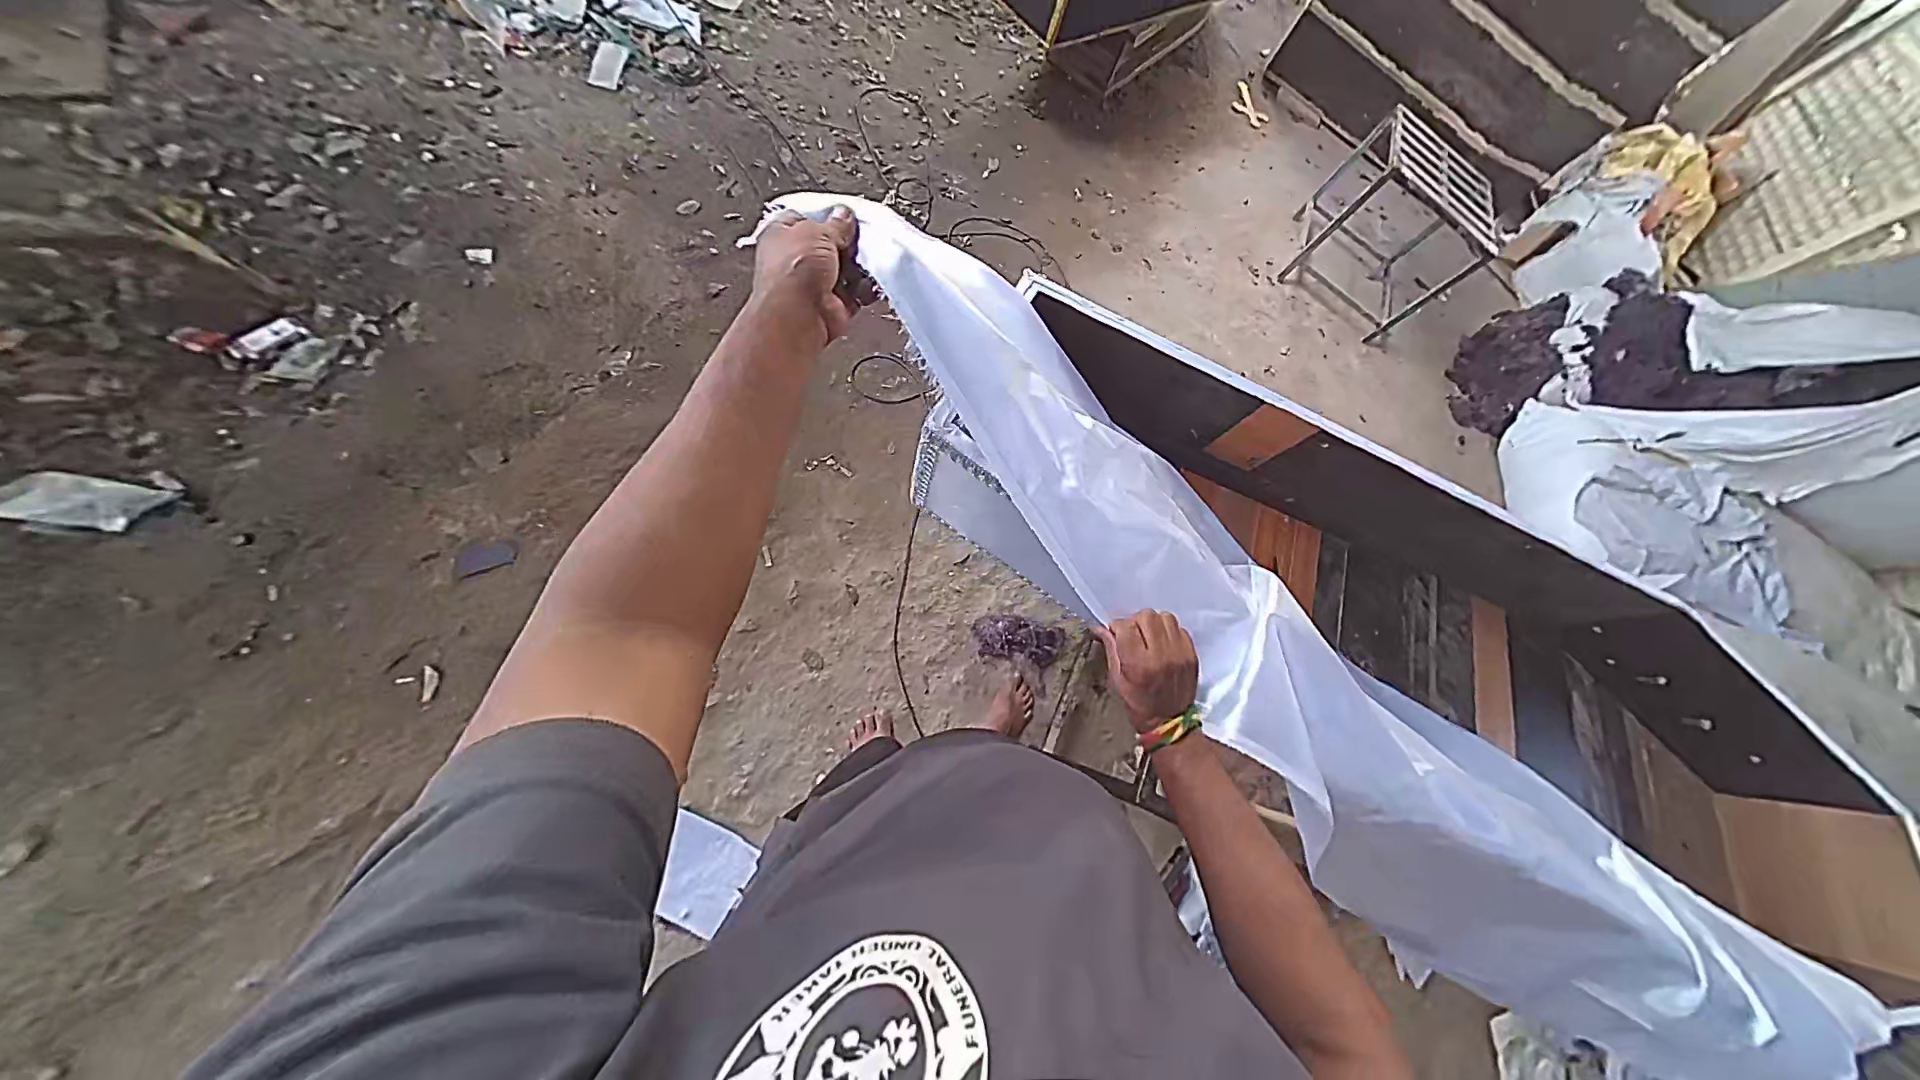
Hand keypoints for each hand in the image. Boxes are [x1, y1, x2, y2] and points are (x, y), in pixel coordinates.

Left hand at [751, 206, 874, 344]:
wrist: (799, 313)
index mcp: (782, 236)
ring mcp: (814, 286)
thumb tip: (844, 216)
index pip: (807, 220)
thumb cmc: (793, 270)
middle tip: (858, 241)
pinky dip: (863, 290)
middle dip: (847, 245)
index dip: (827, 218)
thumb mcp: (818, 232)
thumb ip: (835, 224)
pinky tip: (868, 283)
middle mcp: (796, 262)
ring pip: (844, 271)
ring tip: (864, 262)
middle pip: (829, 247)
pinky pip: (854, 294)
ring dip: (857, 268)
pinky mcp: (832, 306)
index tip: (846, 216)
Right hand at [1095, 610, 1198, 732]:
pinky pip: (1179, 628)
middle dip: (1135, 623)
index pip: (1126, 627)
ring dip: (1153, 624)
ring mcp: (1180, 653)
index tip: (1115, 635)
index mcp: (1140, 664)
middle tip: (1133, 636)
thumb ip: (1111, 650)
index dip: (1117, 627)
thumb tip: (1101, 629)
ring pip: (1164, 617)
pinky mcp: (1192, 653)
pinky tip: (1162, 644)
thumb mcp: (1117, 681)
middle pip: (1146, 616)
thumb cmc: (1139, 705)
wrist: (1170, 723)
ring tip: (1149, 637)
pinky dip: (1168, 631)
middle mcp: (1162, 655)